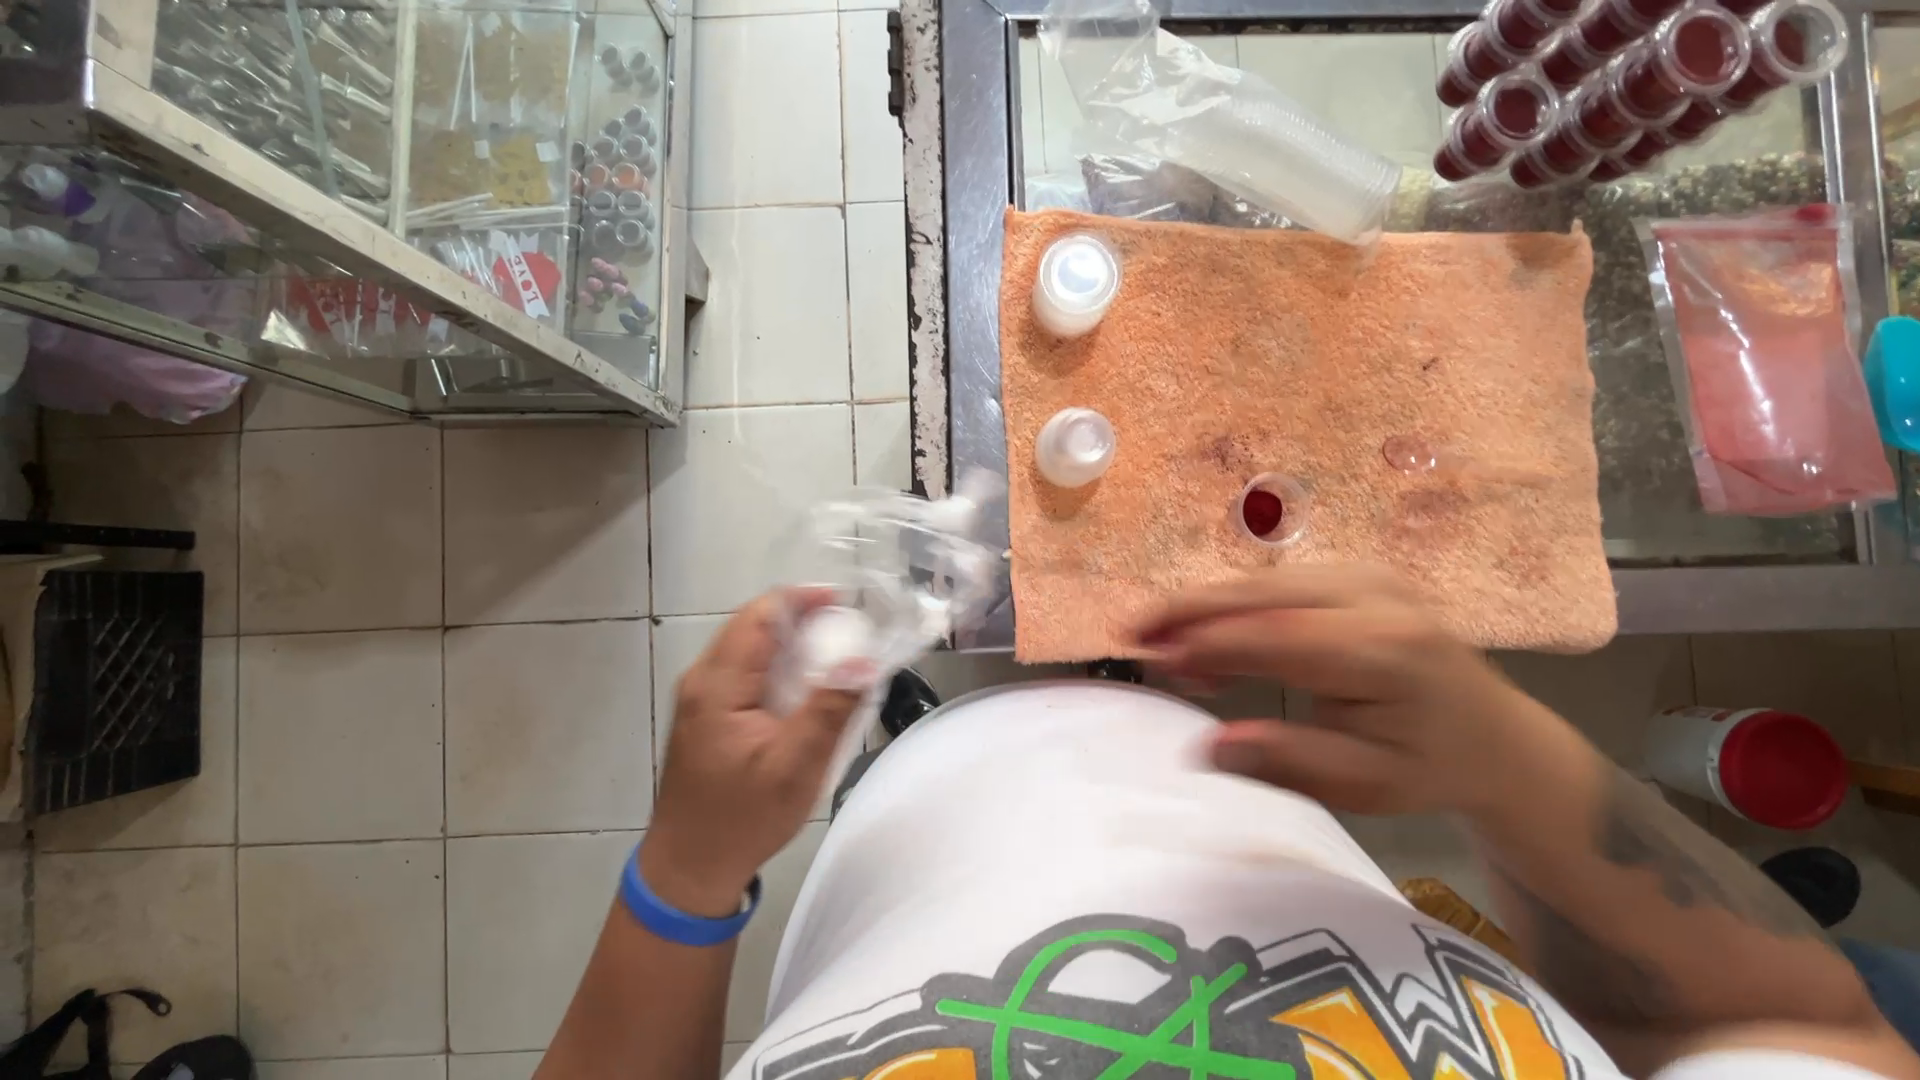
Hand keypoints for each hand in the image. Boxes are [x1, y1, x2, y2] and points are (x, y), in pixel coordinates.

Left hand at [643, 589, 871, 916]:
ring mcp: (702, 697)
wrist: (690, 868)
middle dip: (806, 622)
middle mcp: (703, 679)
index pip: (761, 614)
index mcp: (718, 683)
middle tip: (853, 636)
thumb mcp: (795, 766)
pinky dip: (782, 670)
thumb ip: (830, 708)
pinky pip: (749, 674)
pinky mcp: (709, 715)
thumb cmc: (742, 819)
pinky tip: (809, 692)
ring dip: (795, 647)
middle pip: (756, 625)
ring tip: (840, 661)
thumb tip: (864, 657)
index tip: (850, 608)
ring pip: (753, 649)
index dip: (806, 600)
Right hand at [1133, 564, 1559, 816]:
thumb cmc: (1428, 767)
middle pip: (1262, 594)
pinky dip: (1234, 607)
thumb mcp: (1364, 785)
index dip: (1207, 642)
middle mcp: (1378, 596)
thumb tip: (1210, 746)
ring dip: (1206, 608)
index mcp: (1386, 650)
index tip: (1152, 656)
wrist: (1497, 738)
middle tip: (1131, 631)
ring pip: (1264, 583)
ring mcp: (1370, 576)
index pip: (1277, 636)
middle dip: (1190, 609)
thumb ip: (1289, 761)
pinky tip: (1207, 635)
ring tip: (1160, 644)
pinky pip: (1279, 584)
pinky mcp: (1360, 573)